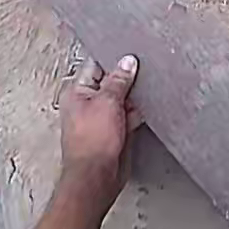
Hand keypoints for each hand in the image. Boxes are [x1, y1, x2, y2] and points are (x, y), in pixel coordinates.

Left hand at [57, 54, 138, 212]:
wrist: (98, 177)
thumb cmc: (92, 142)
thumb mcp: (108, 102)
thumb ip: (119, 80)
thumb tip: (128, 62)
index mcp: (77, 92)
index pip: (96, 65)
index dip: (113, 58)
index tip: (130, 51)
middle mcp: (88, 103)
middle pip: (110, 82)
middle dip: (126, 77)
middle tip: (144, 66)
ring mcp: (102, 117)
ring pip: (122, 98)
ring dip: (135, 95)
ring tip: (150, 83)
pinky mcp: (115, 130)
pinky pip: (129, 115)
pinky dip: (138, 111)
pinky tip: (150, 105)